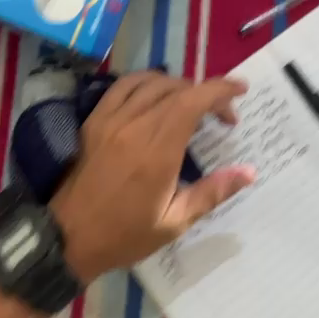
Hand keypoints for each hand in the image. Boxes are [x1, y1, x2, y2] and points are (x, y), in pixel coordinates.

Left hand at [48, 73, 256, 281]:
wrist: (70, 236)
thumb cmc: (125, 235)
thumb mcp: (174, 222)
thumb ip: (212, 193)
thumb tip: (249, 172)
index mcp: (158, 152)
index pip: (192, 102)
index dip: (219, 89)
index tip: (240, 90)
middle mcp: (134, 126)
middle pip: (176, 89)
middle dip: (206, 93)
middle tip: (222, 116)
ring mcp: (111, 120)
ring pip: (150, 83)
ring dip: (178, 85)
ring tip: (193, 103)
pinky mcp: (95, 120)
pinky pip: (122, 86)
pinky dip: (145, 81)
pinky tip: (156, 93)